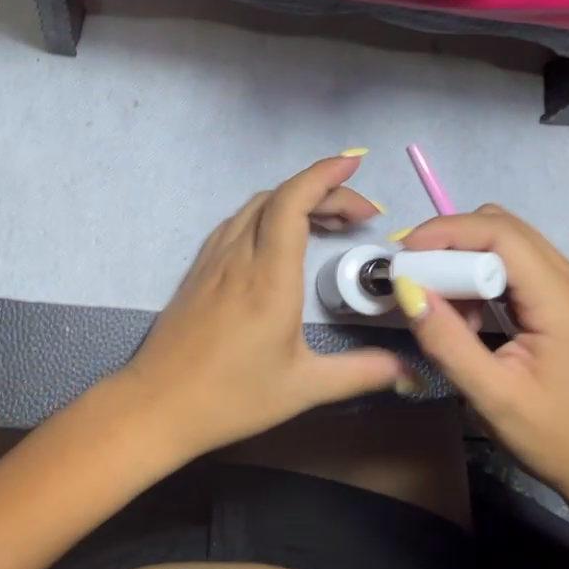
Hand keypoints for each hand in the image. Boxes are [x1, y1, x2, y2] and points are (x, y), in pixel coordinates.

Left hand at [114, 155, 412, 458]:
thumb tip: (411, 371)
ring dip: (293, 202)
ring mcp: (212, 260)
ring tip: (328, 223)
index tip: (354, 164)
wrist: (157, 404)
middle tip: (360, 214)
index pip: (292, 203)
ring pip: (254, 208)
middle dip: (322, 191)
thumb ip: (361, 372)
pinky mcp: (198, 271)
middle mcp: (238, 257)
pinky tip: (281, 242)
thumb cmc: (231, 397)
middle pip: (278, 198)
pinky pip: (235, 225)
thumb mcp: (303, 388)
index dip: (323, 175)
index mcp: (268, 277)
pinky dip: (267, 216)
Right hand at [395, 206, 568, 513]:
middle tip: (412, 272)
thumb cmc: (557, 440)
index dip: (447, 232)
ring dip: (465, 258)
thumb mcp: (493, 397)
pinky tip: (467, 314)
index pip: (500, 234)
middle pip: (504, 228)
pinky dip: (481, 275)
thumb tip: (407, 291)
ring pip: (509, 242)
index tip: (404, 253)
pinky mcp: (566, 302)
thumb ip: (447, 342)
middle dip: (451, 240)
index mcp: (562, 301)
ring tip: (437, 299)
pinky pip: (516, 266)